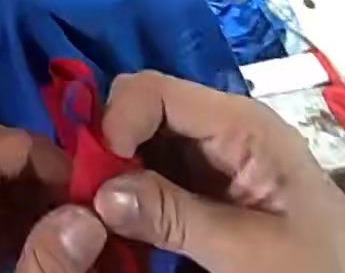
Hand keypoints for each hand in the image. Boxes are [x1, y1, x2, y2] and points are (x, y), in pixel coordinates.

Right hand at [91, 72, 344, 272]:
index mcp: (239, 122)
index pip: (158, 90)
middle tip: (91, 198)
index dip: (119, 118)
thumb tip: (100, 190)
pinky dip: (136, 192)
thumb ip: (176, 217)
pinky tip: (125, 224)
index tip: (96, 174)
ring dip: (119, 170)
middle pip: (147, 108)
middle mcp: (222, 126)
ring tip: (100, 214)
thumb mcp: (253, 255)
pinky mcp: (212, 186)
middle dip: (113, 143)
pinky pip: (159, 172)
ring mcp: (216, 155)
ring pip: (147, 140)